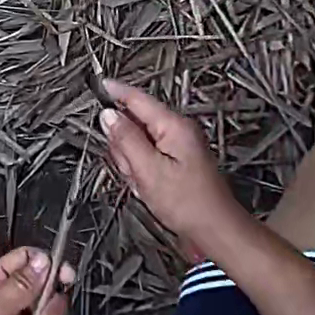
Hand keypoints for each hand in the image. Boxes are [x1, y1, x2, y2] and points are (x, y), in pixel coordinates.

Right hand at [98, 77, 250, 252]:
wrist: (215, 230)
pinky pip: (147, 156)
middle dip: (124, 145)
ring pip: (138, 142)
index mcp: (173, 127)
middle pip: (134, 123)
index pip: (137, 99)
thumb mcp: (148, 170)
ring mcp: (179, 145)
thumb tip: (108, 115)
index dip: (116, 92)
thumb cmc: (190, 203)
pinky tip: (149, 187)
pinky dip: (141, 170)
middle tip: (132, 168)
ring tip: (143, 181)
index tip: (99, 84)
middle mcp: (178, 131)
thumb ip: (125, 139)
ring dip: (132, 162)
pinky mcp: (177, 160)